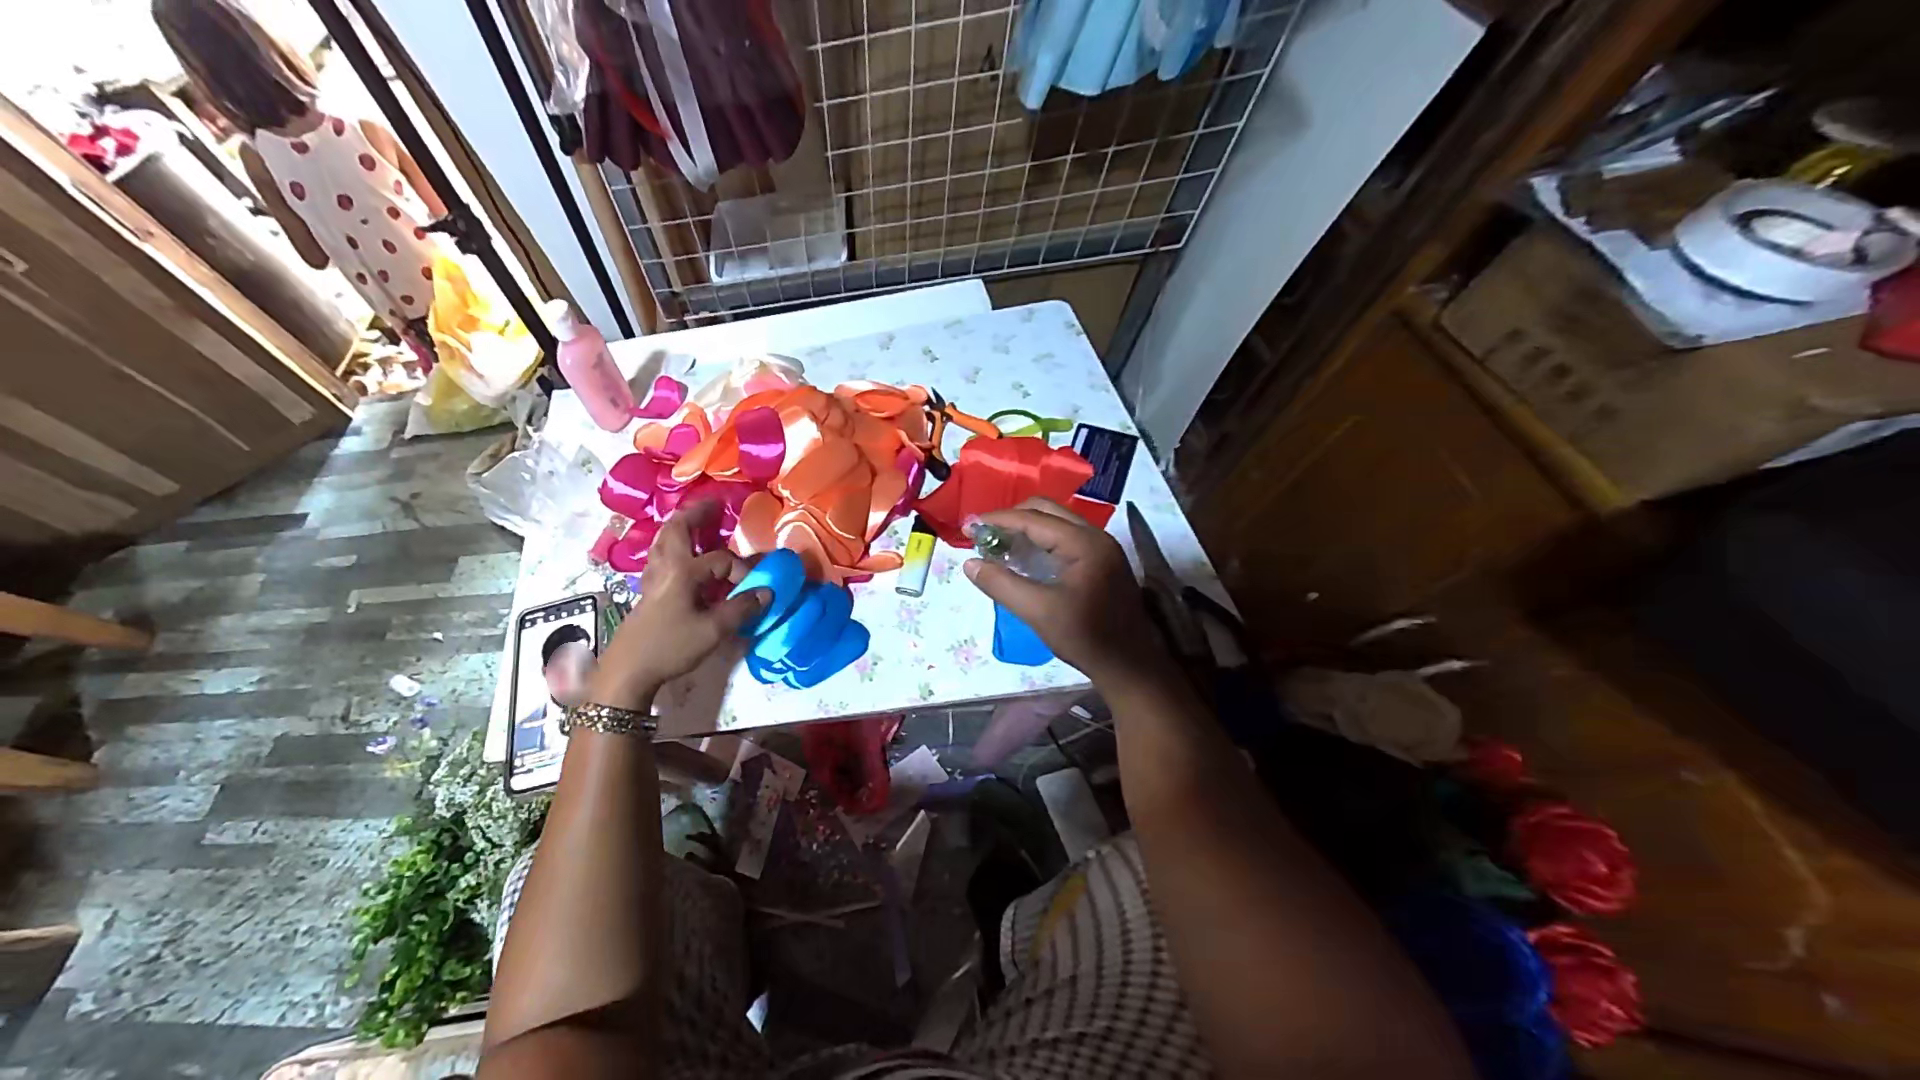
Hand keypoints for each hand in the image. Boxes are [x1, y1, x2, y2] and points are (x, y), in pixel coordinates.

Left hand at [586, 501, 767, 708]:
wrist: (627, 671)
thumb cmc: (670, 647)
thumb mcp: (713, 631)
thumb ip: (741, 608)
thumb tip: (767, 592)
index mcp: (683, 571)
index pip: (720, 560)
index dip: (741, 570)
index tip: (756, 588)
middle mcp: (665, 567)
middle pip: (678, 529)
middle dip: (697, 514)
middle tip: (714, 505)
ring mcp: (652, 578)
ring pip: (664, 541)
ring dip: (680, 527)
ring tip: (695, 522)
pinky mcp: (646, 591)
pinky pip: (660, 556)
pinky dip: (672, 546)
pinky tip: (680, 556)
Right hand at [963, 498, 1166, 685]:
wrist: (1130, 665)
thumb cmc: (1085, 637)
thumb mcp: (1038, 612)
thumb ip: (1001, 584)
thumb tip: (970, 564)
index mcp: (1084, 543)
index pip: (1033, 519)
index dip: (998, 521)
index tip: (969, 528)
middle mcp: (1096, 536)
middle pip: (1047, 511)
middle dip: (1012, 519)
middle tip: (984, 535)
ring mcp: (1103, 548)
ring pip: (1057, 523)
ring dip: (1027, 529)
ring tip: (999, 546)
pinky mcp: (1103, 562)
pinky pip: (1066, 538)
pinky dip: (1042, 541)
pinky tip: (1025, 559)